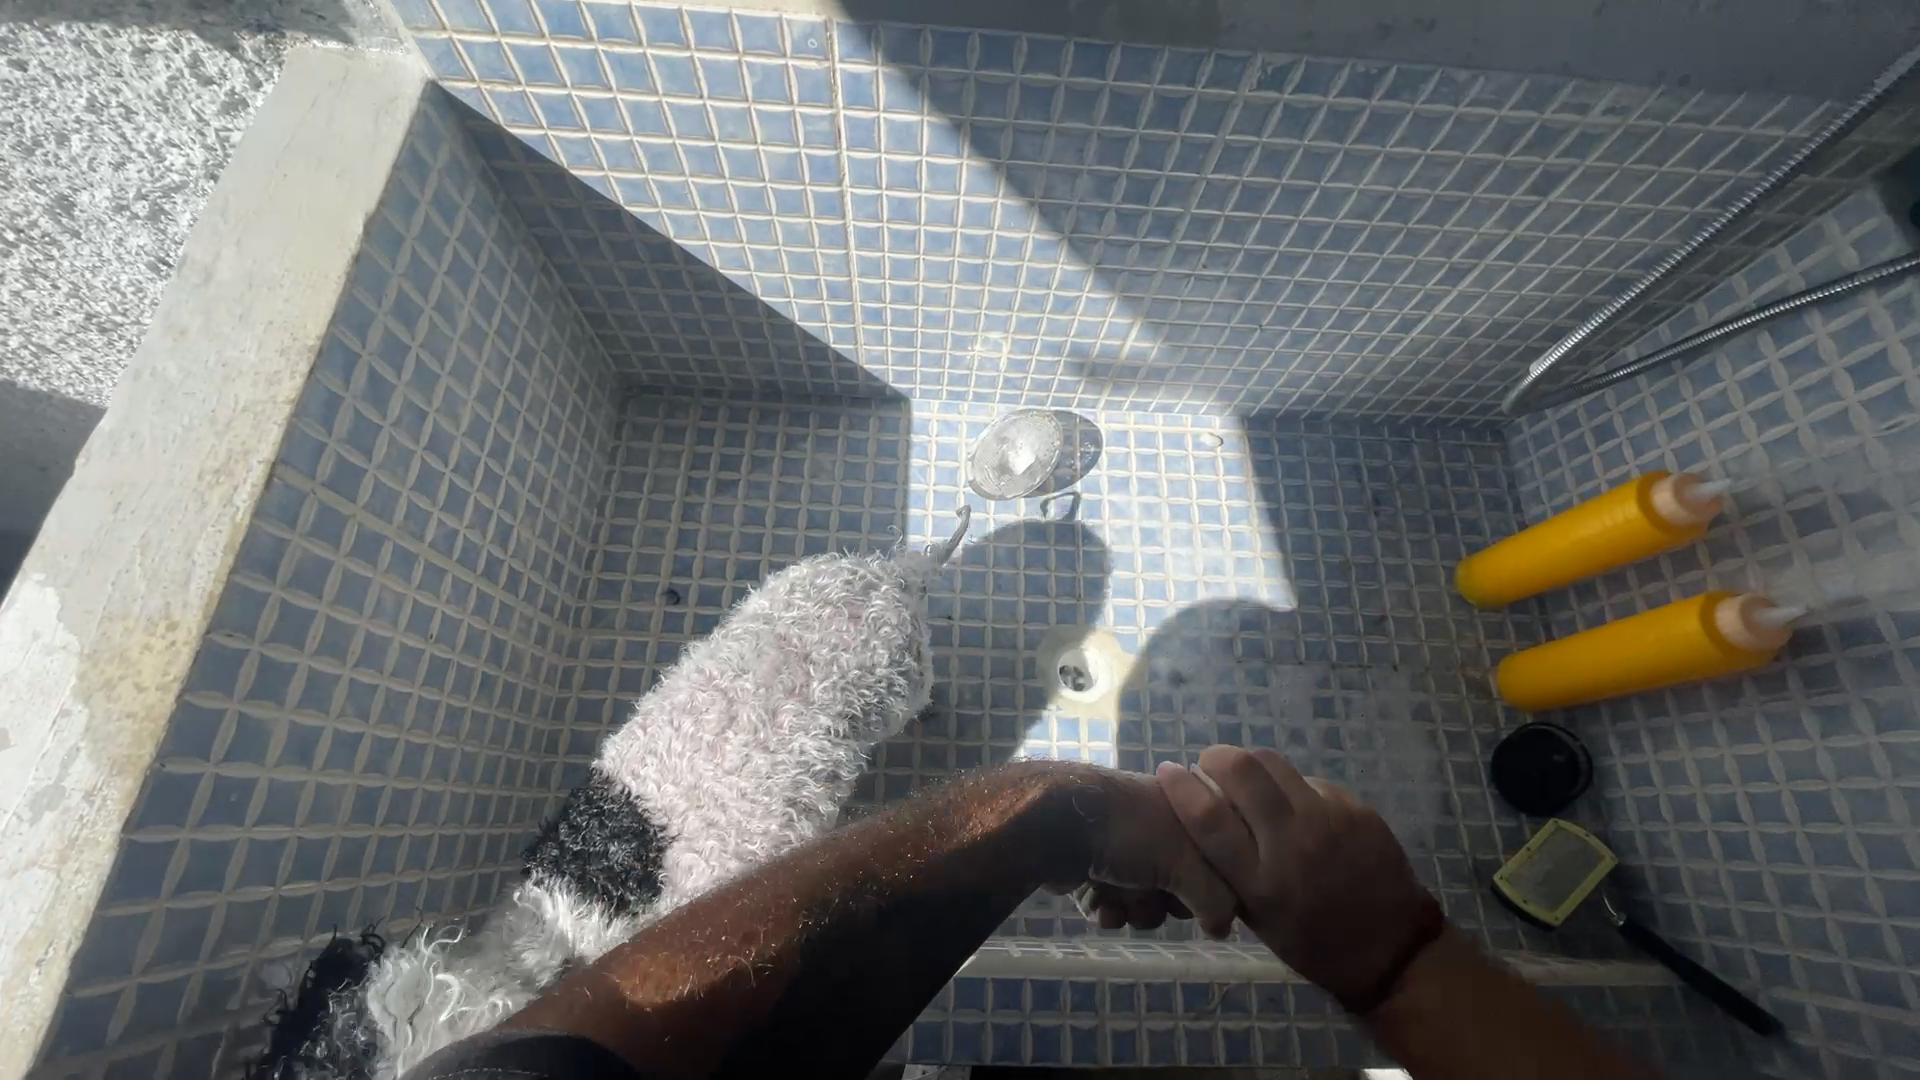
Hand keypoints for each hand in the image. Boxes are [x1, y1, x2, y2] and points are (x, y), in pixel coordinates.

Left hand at [1051, 766, 1238, 938]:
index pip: (1215, 863)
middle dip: (1164, 900)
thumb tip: (1222, 928)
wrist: (1056, 821)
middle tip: (1152, 889)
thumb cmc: (1129, 830)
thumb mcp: (1186, 860)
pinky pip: (1112, 904)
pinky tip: (1098, 898)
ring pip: (1145, 902)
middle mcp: (1155, 827)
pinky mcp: (1092, 866)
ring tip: (1117, 891)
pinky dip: (1107, 907)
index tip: (1197, 892)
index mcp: (1183, 812)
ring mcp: (1122, 847)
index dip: (1208, 886)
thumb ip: (1217, 899)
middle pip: (1179, 889)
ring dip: (1133, 906)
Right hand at [1156, 745, 1443, 1011]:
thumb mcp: (1255, 915)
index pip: (1208, 816)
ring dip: (1250, 764)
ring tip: (1248, 779)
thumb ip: (1225, 866)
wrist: (1394, 952)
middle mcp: (1293, 844)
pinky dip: (1290, 788)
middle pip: (1241, 770)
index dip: (1180, 786)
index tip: (1168, 772)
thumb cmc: (1311, 942)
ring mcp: (1329, 821)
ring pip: (1273, 763)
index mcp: (1260, 881)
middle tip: (1210, 766)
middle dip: (1215, 758)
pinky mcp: (1357, 809)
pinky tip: (1295, 808)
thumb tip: (1196, 811)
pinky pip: (1308, 780)